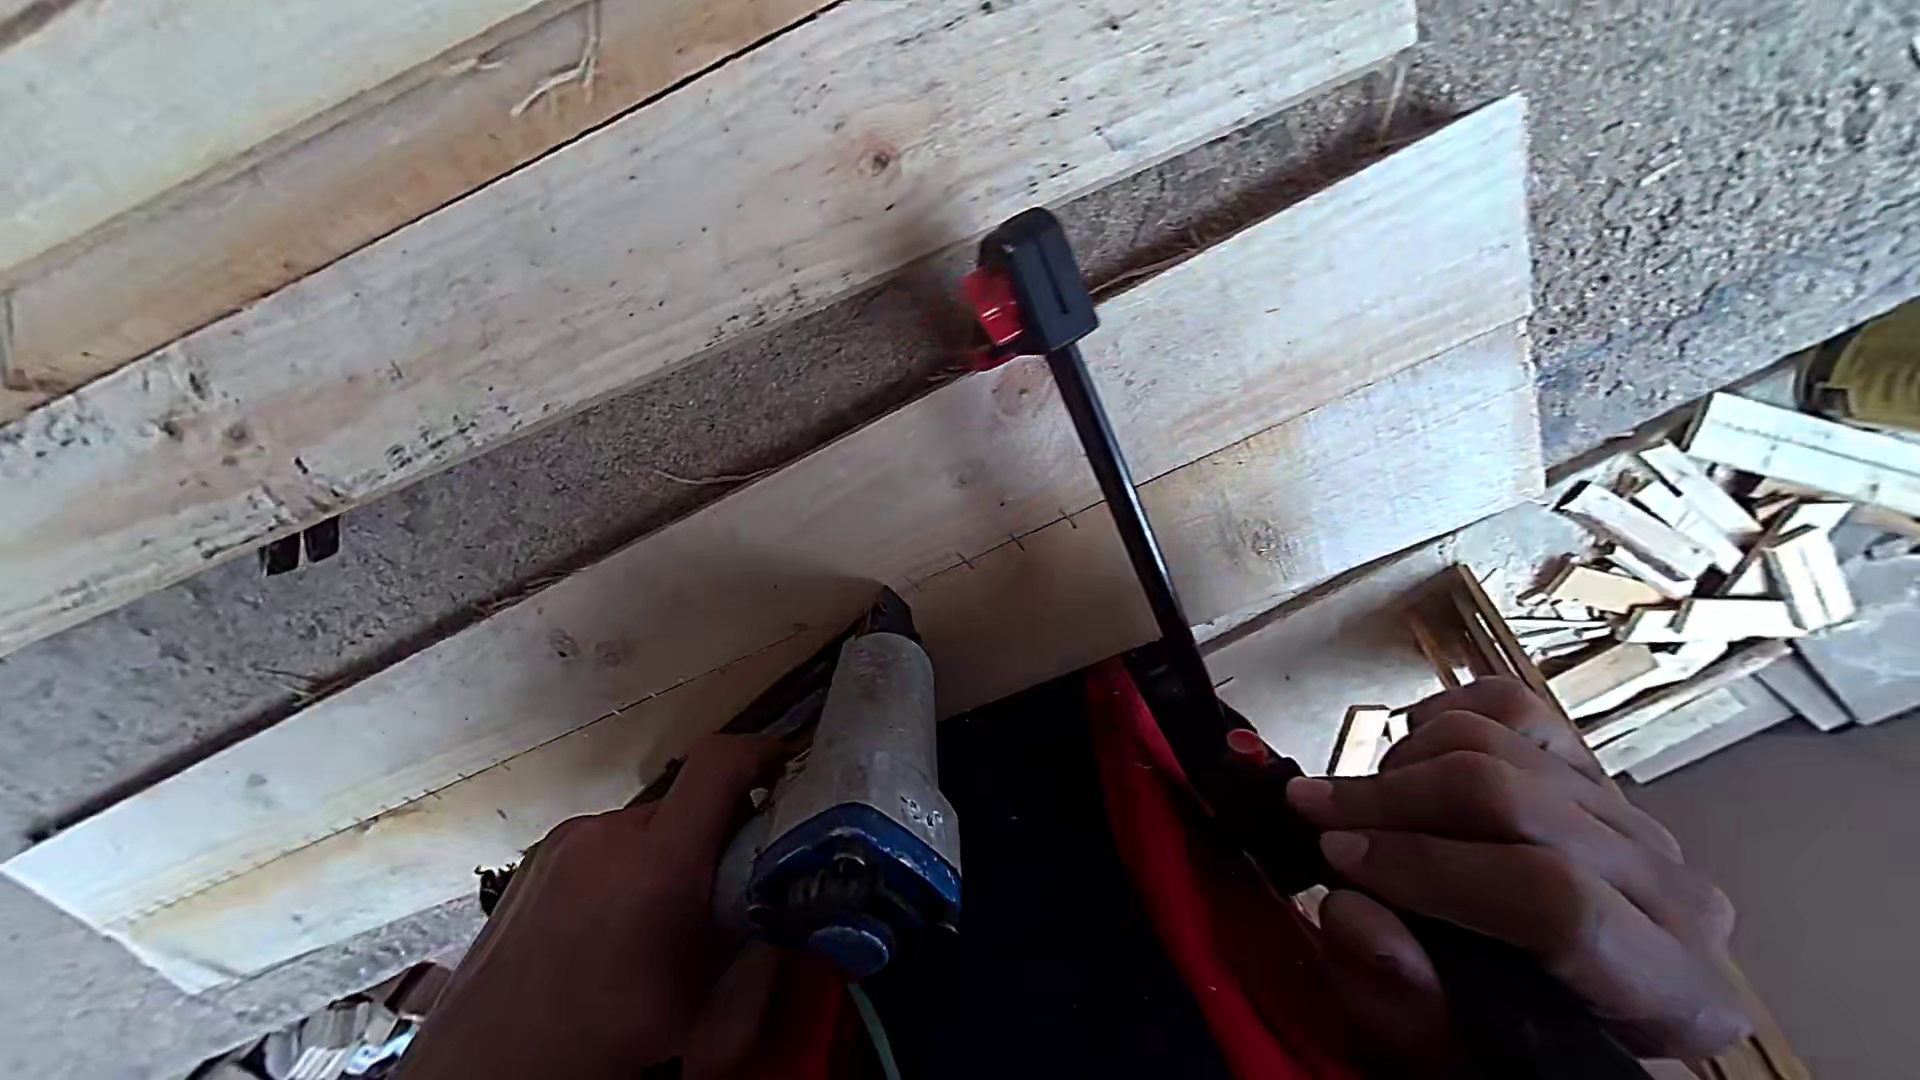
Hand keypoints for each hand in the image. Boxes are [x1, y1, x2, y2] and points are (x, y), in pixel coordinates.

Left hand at [398, 735, 785, 1079]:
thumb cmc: (593, 1068)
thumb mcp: (711, 1038)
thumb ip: (770, 964)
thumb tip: (795, 910)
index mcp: (654, 866)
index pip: (719, 762)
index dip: (761, 751)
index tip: (784, 767)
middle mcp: (603, 838)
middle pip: (689, 800)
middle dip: (719, 833)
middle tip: (724, 891)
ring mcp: (558, 847)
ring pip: (648, 824)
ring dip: (671, 855)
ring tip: (660, 924)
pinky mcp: (530, 865)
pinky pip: (605, 843)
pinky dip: (627, 868)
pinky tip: (613, 931)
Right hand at [1285, 678, 1750, 1068]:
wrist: (1538, 984)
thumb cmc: (1495, 1030)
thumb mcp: (1441, 1049)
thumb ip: (1399, 999)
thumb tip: (1348, 910)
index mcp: (1665, 988)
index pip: (1553, 899)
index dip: (1427, 867)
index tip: (1335, 855)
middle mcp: (1667, 890)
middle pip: (1509, 797)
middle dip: (1386, 799)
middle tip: (1314, 810)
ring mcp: (1624, 814)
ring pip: (1492, 739)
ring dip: (1396, 763)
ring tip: (1359, 803)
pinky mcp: (1580, 764)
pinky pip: (1504, 705)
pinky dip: (1436, 717)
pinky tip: (1407, 757)